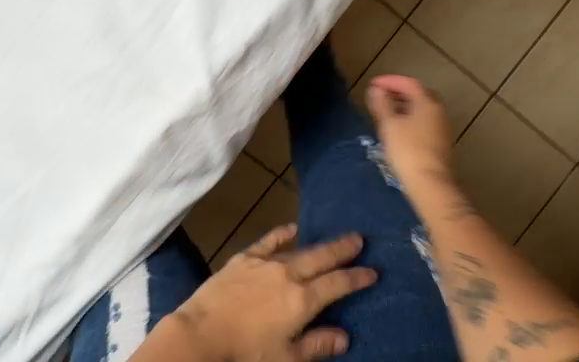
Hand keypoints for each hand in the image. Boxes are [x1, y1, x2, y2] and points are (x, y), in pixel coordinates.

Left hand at [166, 225, 375, 360]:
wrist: (205, 331)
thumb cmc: (248, 351)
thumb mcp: (288, 357)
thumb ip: (317, 344)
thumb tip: (345, 336)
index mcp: (303, 300)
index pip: (337, 285)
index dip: (357, 278)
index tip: (373, 271)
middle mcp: (288, 274)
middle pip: (322, 258)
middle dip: (342, 250)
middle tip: (359, 239)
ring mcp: (266, 262)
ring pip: (299, 250)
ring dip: (318, 245)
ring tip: (334, 239)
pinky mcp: (245, 257)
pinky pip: (269, 240)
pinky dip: (282, 233)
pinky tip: (292, 228)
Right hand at [365, 75, 453, 191]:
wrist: (430, 184)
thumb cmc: (408, 150)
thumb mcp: (389, 124)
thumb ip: (382, 104)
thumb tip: (376, 90)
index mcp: (427, 102)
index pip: (409, 83)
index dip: (390, 81)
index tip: (372, 85)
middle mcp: (439, 111)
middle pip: (419, 94)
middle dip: (399, 91)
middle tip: (382, 95)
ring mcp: (442, 128)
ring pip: (423, 109)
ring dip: (405, 105)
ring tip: (387, 112)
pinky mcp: (441, 143)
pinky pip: (425, 122)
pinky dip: (411, 118)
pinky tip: (400, 129)